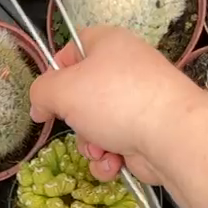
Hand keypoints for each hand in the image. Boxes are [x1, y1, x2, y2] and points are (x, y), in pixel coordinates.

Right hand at [27, 27, 207, 207]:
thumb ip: (40, 93)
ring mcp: (137, 103)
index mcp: (108, 44)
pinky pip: (113, 147)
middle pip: (82, 96)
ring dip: (90, 146)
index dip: (55, 71)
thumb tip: (38, 106)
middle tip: (77, 127)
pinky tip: (114, 163)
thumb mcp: (63, 90)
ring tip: (101, 150)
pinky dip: (108, 160)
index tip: (45, 96)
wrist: (169, 135)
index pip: (73, 48)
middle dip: (75, 122)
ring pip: (95, 127)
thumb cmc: (114, 101)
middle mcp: (124, 70)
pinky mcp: (145, 133)